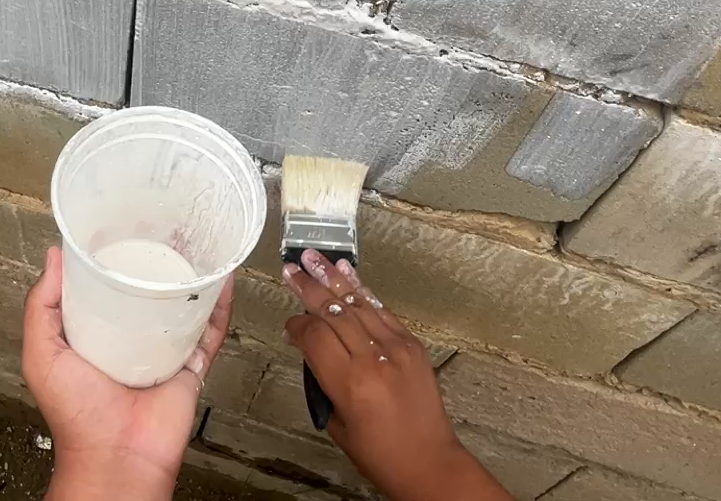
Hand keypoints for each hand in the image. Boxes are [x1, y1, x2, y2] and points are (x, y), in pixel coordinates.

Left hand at [23, 246, 233, 500]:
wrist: (118, 459)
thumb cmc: (77, 417)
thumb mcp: (43, 356)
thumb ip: (41, 307)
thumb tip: (54, 257)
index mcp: (98, 332)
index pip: (106, 284)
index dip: (112, 255)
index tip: (119, 225)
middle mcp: (133, 336)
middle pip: (149, 288)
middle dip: (156, 257)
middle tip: (163, 226)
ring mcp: (164, 349)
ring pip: (183, 303)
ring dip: (192, 275)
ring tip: (197, 242)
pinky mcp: (192, 363)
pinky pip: (210, 329)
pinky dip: (220, 304)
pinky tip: (224, 278)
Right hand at [284, 249, 510, 500]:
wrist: (430, 463)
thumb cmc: (381, 453)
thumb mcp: (337, 421)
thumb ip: (322, 378)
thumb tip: (309, 342)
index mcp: (350, 383)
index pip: (314, 336)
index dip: (297, 325)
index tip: (289, 324)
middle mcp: (373, 359)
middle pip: (333, 311)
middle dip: (308, 287)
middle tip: (291, 270)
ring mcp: (395, 347)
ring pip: (357, 302)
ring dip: (332, 277)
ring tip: (313, 258)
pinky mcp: (411, 343)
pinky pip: (380, 308)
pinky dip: (361, 289)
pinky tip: (346, 272)